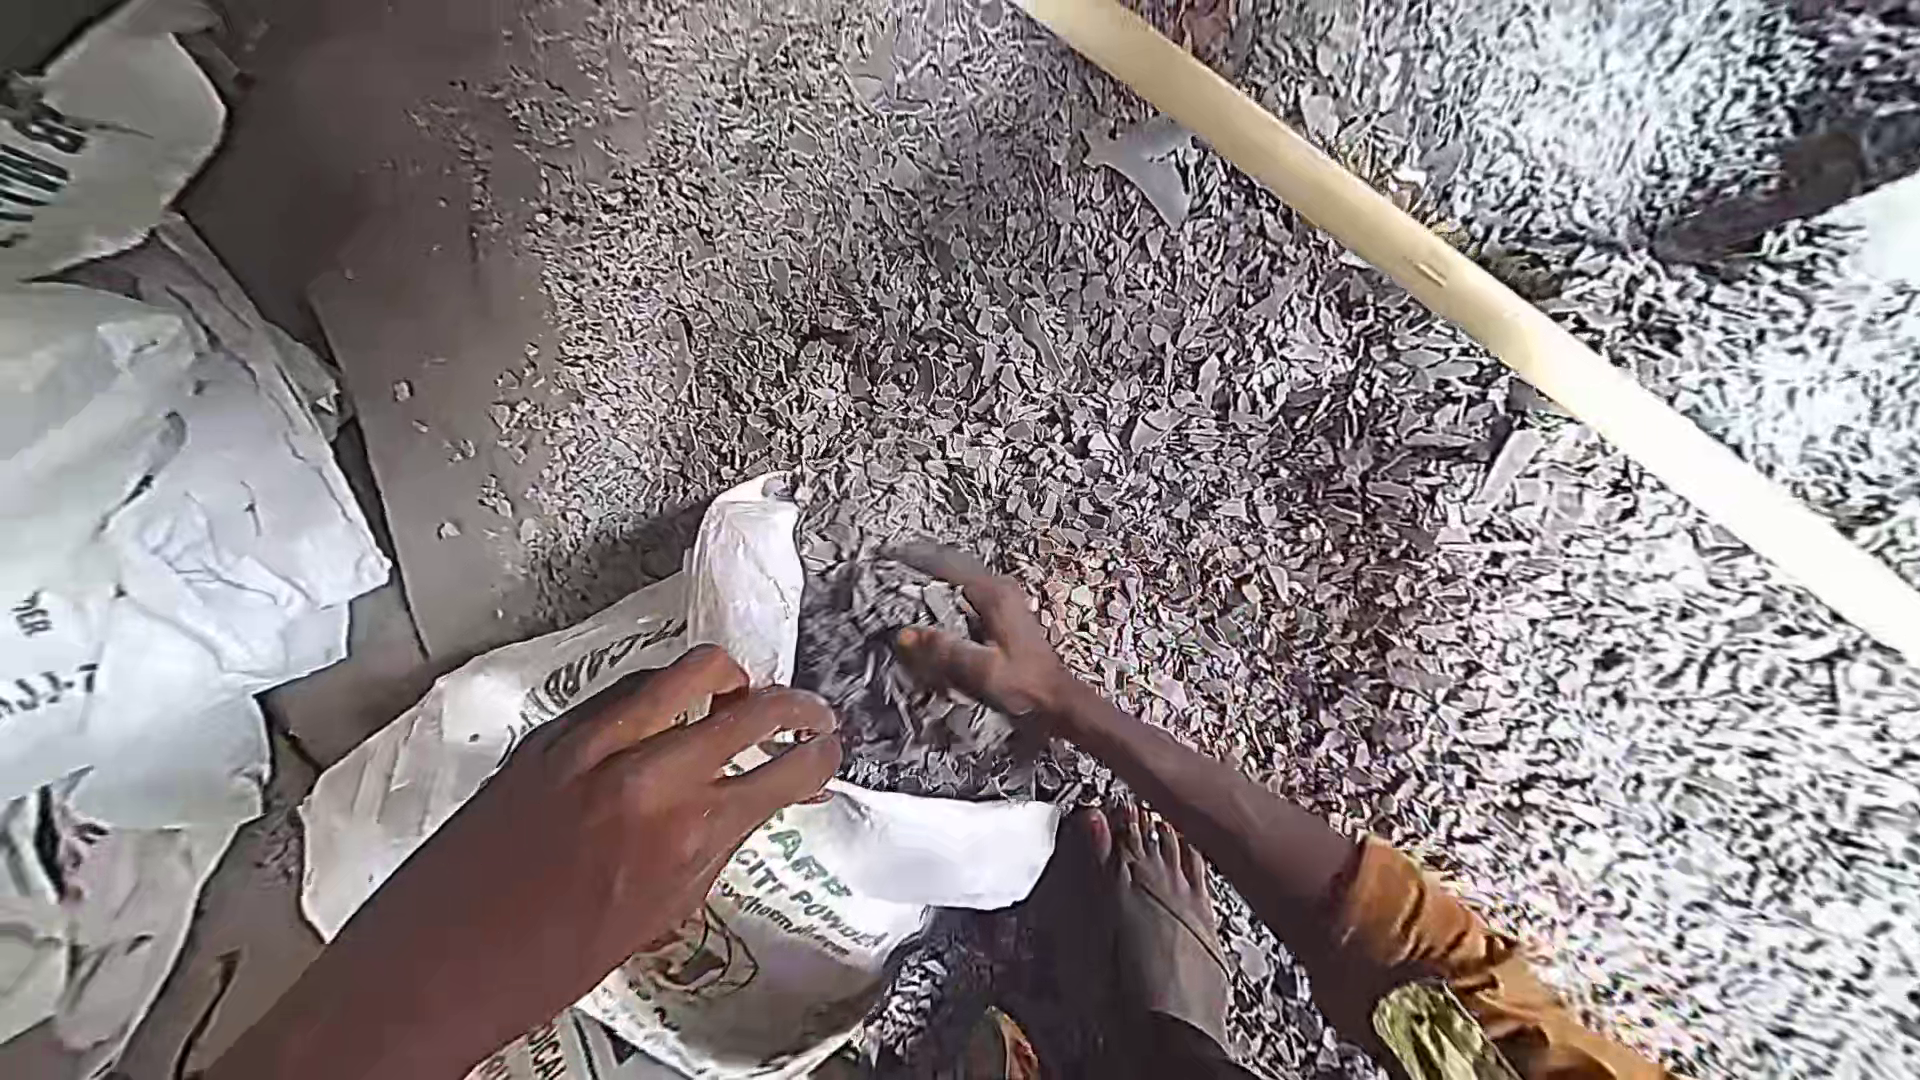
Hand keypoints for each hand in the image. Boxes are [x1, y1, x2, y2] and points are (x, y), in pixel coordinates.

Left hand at [210, 646, 840, 1079]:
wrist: (423, 971)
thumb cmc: (557, 960)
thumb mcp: (667, 908)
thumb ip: (727, 837)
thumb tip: (773, 792)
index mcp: (685, 835)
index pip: (785, 771)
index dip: (822, 754)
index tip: (830, 748)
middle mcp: (650, 775)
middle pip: (754, 706)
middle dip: (800, 707)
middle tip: (810, 715)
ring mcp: (598, 742)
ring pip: (694, 668)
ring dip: (734, 681)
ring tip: (740, 700)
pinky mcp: (556, 732)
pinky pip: (635, 687)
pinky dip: (670, 693)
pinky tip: (671, 715)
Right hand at [891, 543, 1077, 720]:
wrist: (1055, 695)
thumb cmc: (1024, 683)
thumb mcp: (982, 671)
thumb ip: (945, 651)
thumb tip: (906, 634)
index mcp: (994, 594)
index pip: (947, 564)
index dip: (915, 558)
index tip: (889, 554)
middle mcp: (999, 587)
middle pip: (953, 563)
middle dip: (921, 561)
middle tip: (890, 562)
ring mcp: (1003, 595)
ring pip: (960, 574)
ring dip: (933, 573)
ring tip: (903, 573)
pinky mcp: (1002, 608)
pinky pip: (966, 588)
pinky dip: (945, 586)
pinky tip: (931, 596)